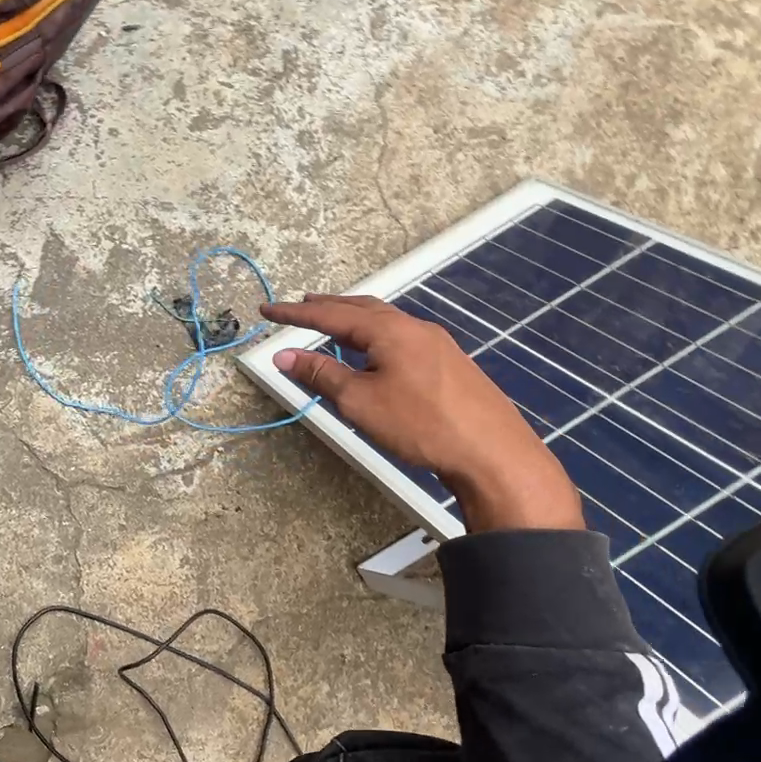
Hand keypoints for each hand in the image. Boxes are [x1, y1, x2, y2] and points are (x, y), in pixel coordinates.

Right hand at [260, 294, 584, 533]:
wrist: (494, 455)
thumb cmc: (420, 425)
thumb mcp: (359, 401)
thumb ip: (320, 374)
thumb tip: (285, 355)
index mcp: (390, 331)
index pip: (331, 315)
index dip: (295, 314)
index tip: (266, 311)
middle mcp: (416, 328)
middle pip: (363, 308)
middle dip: (328, 306)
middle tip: (300, 306)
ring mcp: (438, 345)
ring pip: (386, 320)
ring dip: (353, 317)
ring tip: (332, 321)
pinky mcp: (450, 364)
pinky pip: (401, 335)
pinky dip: (374, 333)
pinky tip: (372, 350)